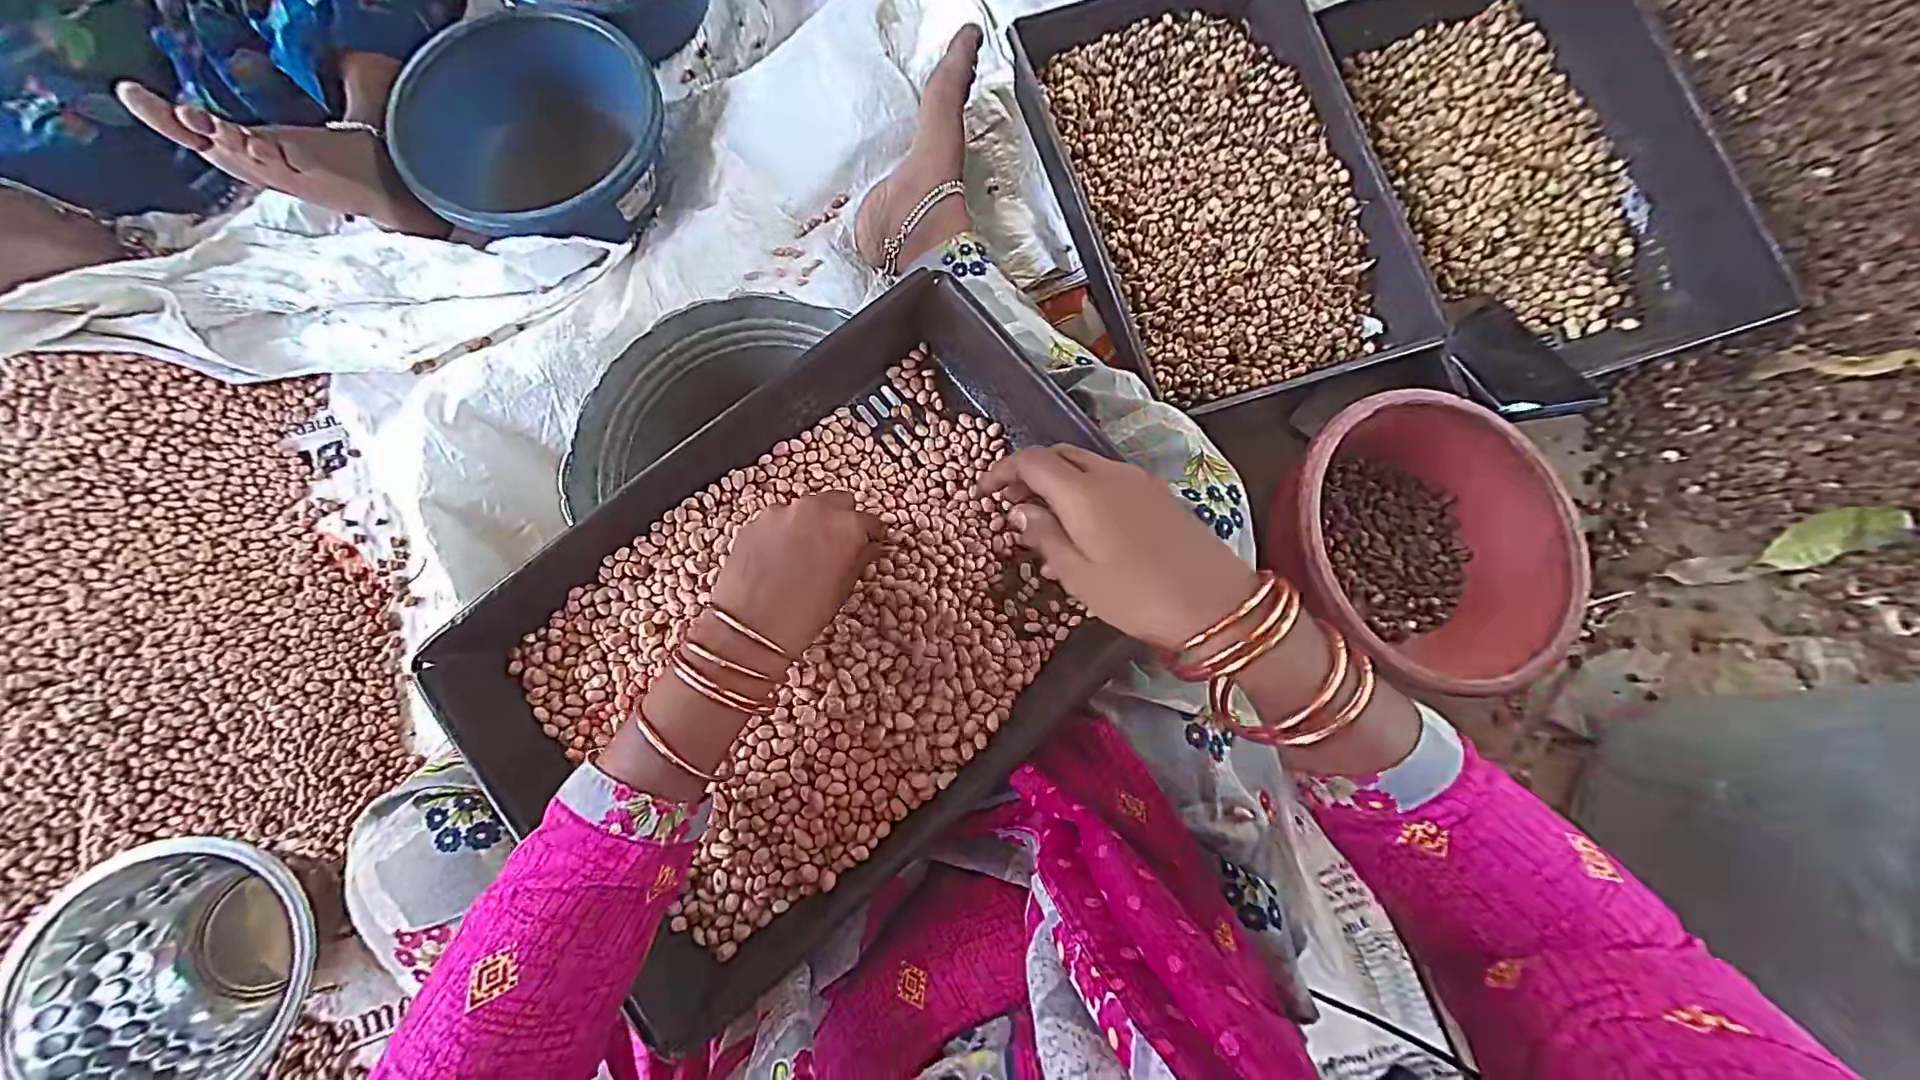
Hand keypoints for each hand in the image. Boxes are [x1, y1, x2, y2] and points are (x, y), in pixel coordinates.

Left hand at [709, 492, 884, 655]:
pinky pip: (779, 520)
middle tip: (839, 544)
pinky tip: (780, 557)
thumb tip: (867, 547)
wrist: (750, 627)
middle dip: (842, 519)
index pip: (870, 520)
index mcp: (847, 526)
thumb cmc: (803, 613)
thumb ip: (859, 558)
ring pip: (806, 508)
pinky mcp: (756, 521)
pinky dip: (784, 532)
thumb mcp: (843, 588)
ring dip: (811, 523)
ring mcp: (782, 511)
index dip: (872, 534)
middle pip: (839, 502)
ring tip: (804, 553)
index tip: (870, 542)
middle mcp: (816, 509)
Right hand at [977, 445, 1257, 649]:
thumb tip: (1018, 510)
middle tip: (1010, 506)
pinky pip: (1108, 483)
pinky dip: (1084, 494)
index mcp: (1083, 492)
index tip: (982, 495)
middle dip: (1028, 474)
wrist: (1217, 603)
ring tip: (1043, 525)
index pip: (1030, 460)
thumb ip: (1044, 535)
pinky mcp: (1157, 495)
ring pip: (1084, 468)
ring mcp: (1138, 482)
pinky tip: (1082, 531)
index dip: (1000, 472)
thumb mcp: (1078, 575)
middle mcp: (1110, 475)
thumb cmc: (1138, 596)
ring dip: (1057, 485)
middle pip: (1058, 456)